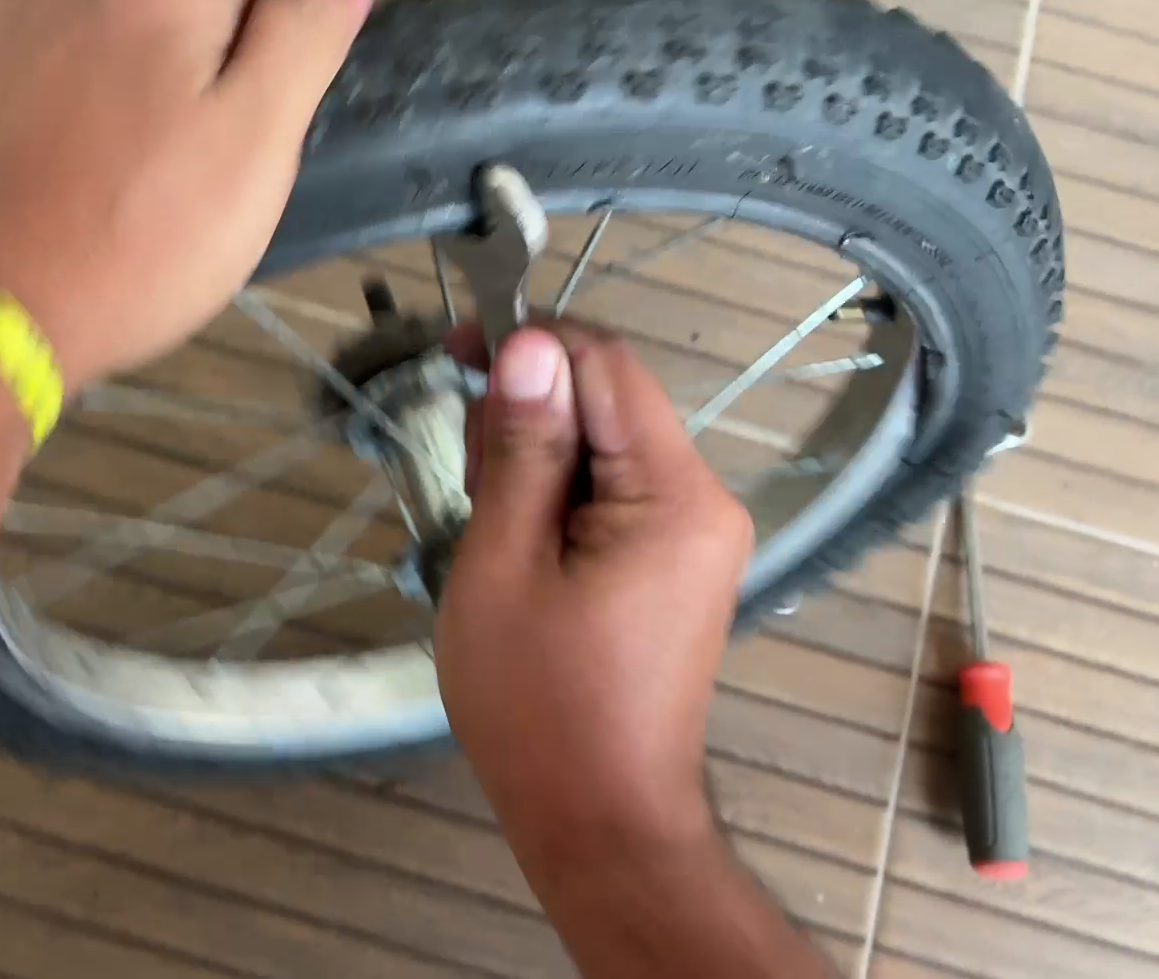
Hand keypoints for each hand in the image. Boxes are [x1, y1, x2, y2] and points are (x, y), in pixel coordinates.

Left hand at [0, 0, 391, 390]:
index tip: (253, 149)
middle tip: (198, 186)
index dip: (279, 69)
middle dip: (210, 86)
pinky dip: (78, 125)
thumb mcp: (254, 144)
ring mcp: (9, 25)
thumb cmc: (136, 242)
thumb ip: (308, 27)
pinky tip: (74, 189)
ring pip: (119, 52)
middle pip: (189, 16)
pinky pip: (56, 85)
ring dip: (142, 105)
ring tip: (134, 196)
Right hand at [433, 325, 753, 869]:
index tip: (456, 351)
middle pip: (605, 402)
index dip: (530, 342)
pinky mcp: (670, 561)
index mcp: (674, 495)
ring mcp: (692, 534)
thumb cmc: (535, 699)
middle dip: (526, 416)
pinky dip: (551, 496)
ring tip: (489, 529)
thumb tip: (527, 348)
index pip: (606, 365)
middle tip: (469, 483)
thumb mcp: (503, 562)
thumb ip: (520, 450)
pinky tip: (516, 543)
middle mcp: (702, 501)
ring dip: (532, 460)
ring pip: (599, 446)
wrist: (596, 816)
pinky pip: (607, 492)